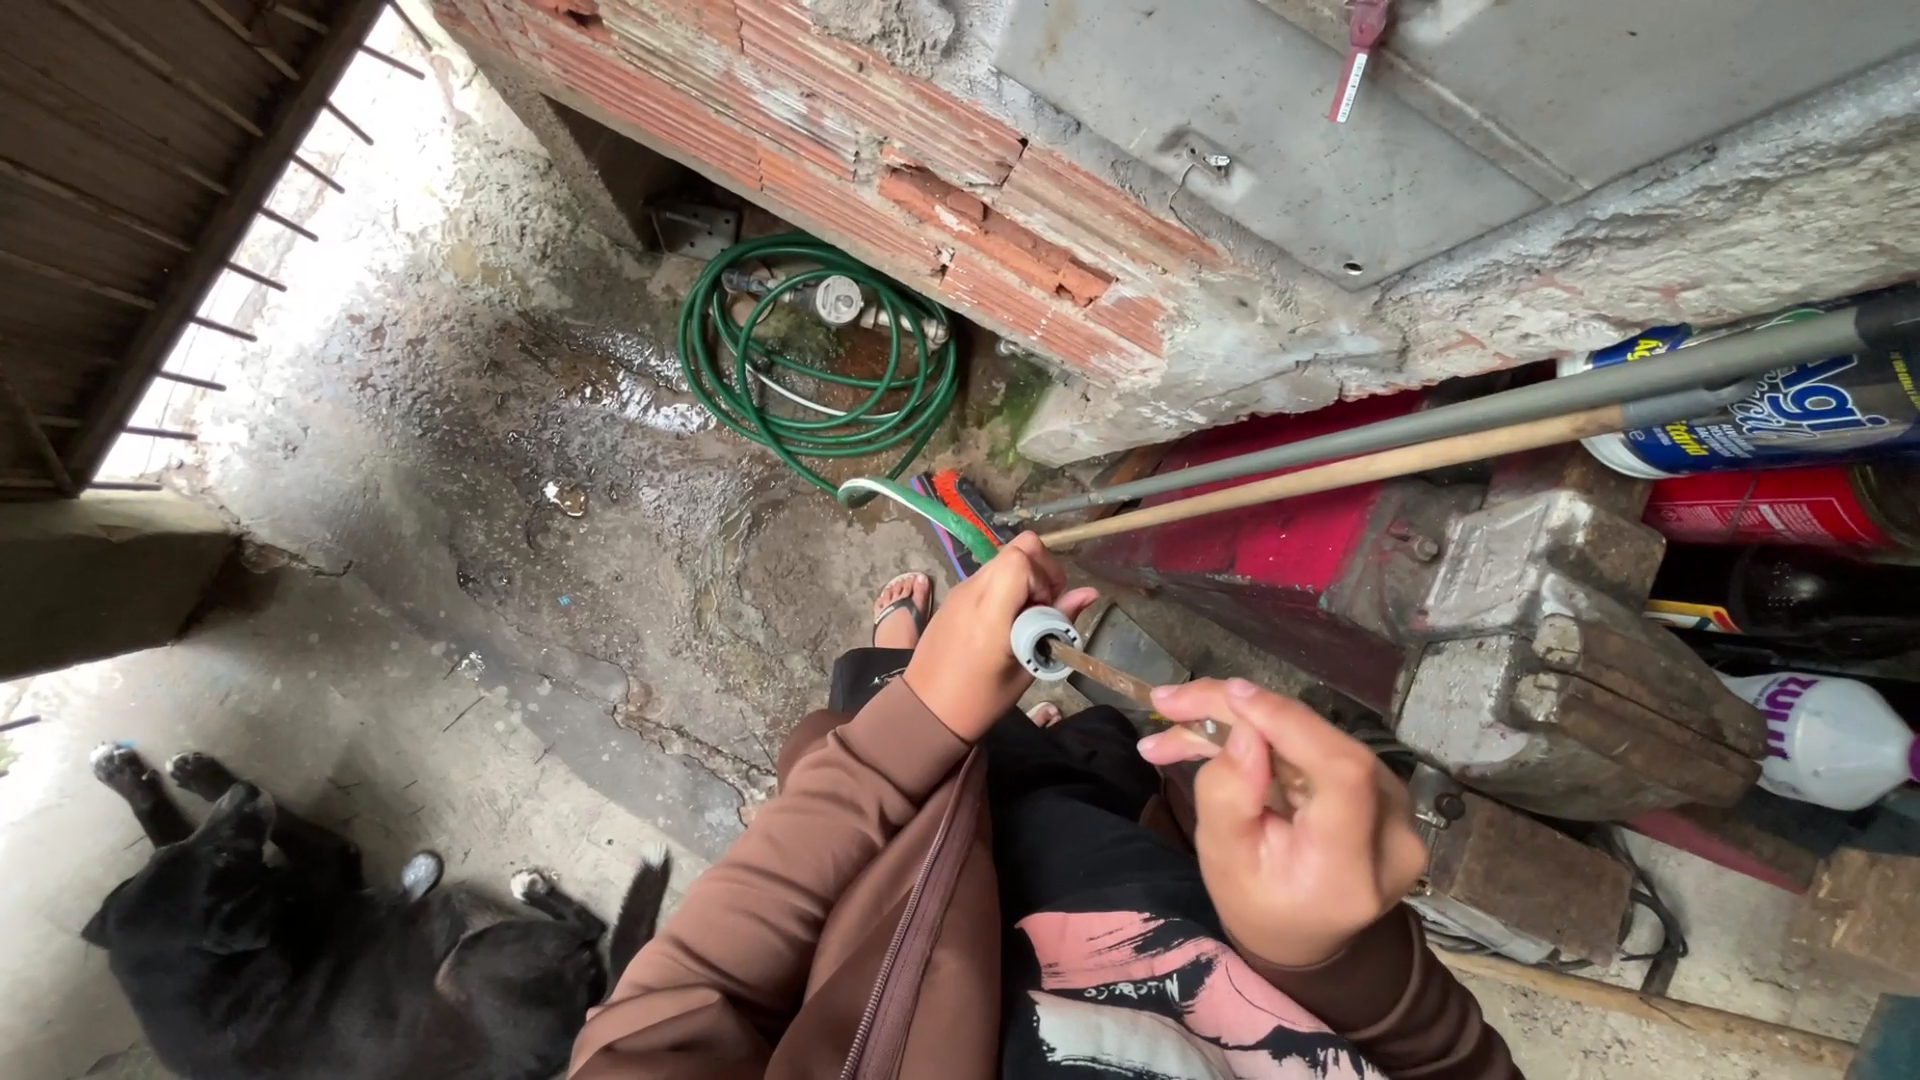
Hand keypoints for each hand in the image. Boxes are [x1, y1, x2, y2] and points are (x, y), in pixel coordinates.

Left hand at [903, 533, 1097, 741]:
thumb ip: (1057, 625)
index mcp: (989, 612)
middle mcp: (972, 591)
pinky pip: (989, 574)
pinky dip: (1006, 586)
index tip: (1045, 610)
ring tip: (1025, 617)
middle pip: (1016, 548)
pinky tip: (1006, 620)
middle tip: (1044, 608)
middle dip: (1041, 570)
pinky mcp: (954, 595)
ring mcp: (960, 590)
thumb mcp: (1026, 668)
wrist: (926, 709)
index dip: (1043, 577)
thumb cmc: (980, 699)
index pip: (1020, 558)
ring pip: (1003, 559)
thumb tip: (1090, 592)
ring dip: (1024, 579)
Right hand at [1139, 678, 1426, 967]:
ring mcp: (1394, 808)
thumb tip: (1243, 732)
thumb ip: (1228, 797)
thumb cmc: (1254, 902)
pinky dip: (1264, 728)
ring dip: (1243, 716)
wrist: (1300, 933)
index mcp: (1351, 869)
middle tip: (1171, 702)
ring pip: (1314, 734)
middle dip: (1241, 711)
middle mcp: (1390, 832)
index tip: (1230, 695)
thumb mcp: (1221, 860)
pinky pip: (1317, 741)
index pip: (1341, 774)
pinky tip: (1217, 728)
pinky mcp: (1379, 788)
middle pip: (1322, 743)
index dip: (1288, 723)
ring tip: (1179, 716)